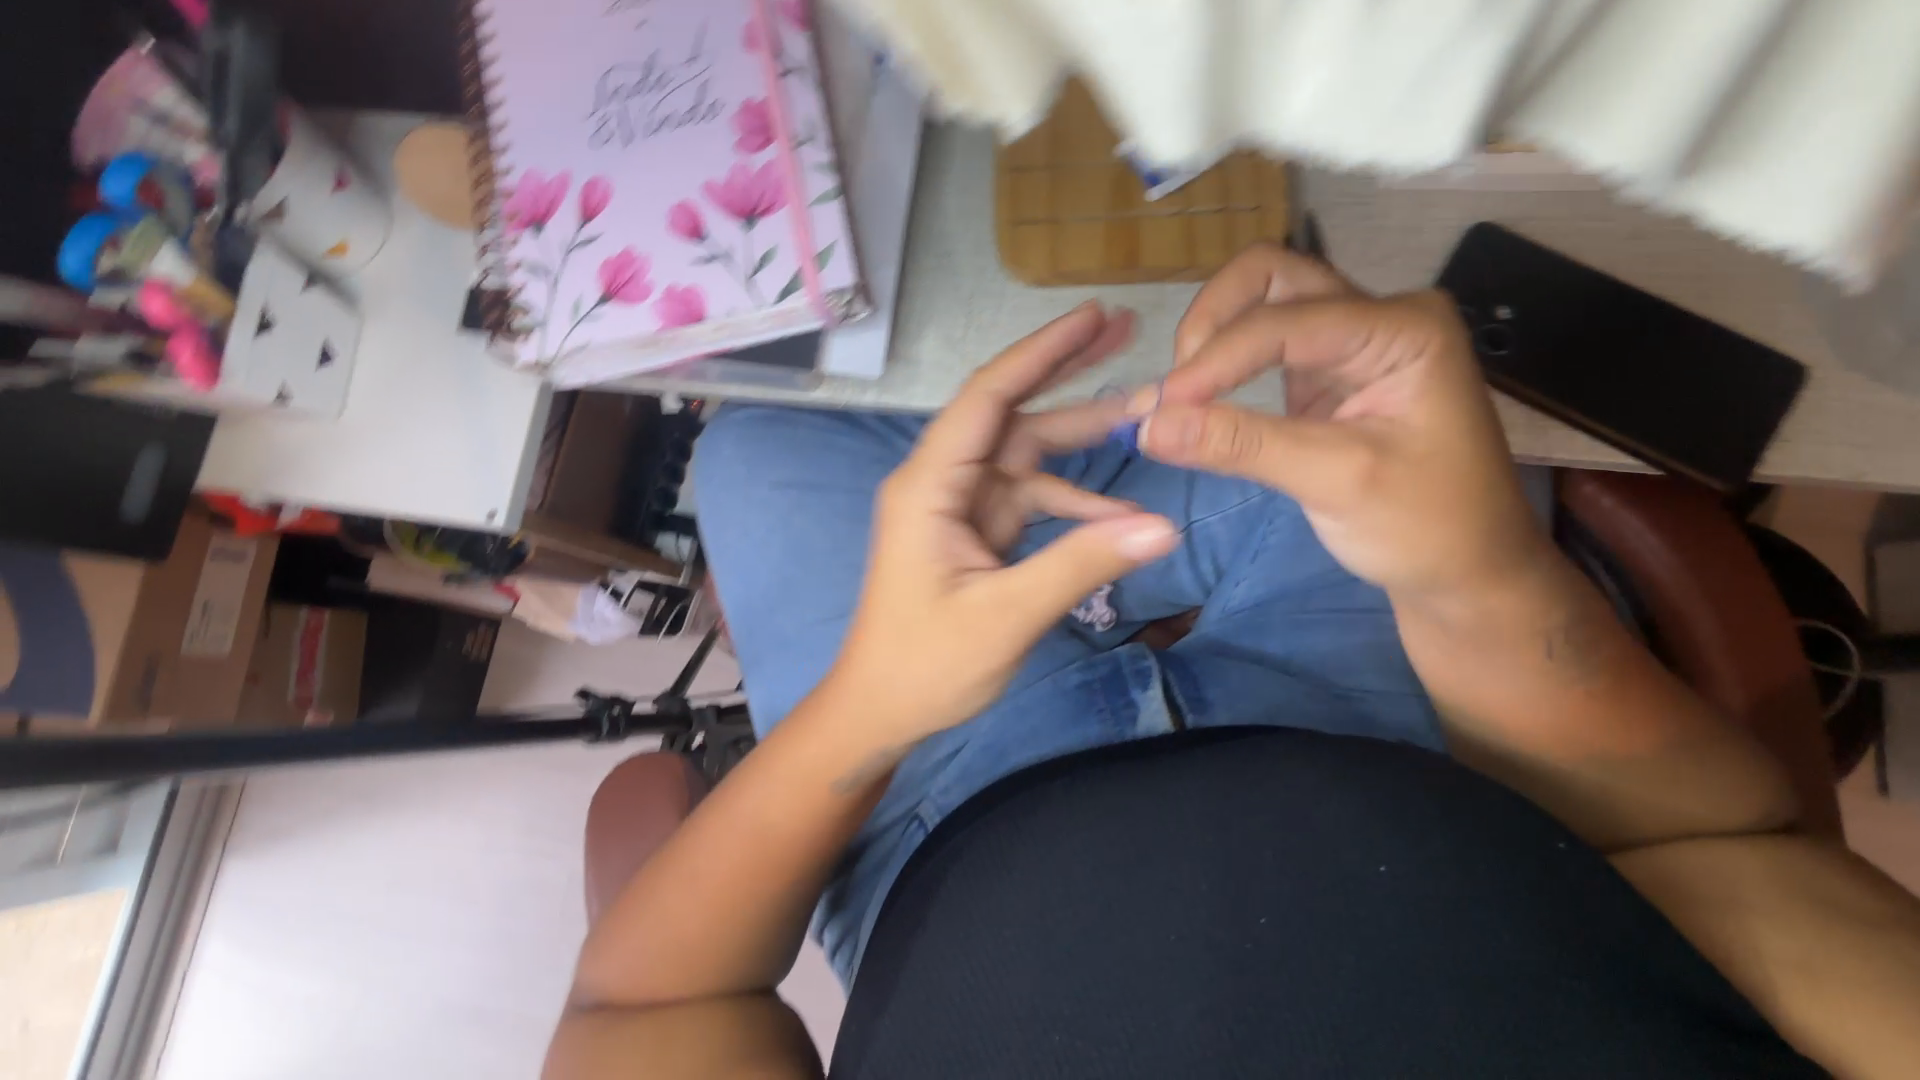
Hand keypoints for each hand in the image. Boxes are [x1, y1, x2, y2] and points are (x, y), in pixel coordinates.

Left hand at [822, 303, 1181, 746]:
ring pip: (1027, 457)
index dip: (1042, 352)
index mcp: (930, 485)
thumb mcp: (1007, 615)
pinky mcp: (976, 534)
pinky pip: (1031, 501)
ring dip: (1081, 441)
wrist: (881, 711)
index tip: (1096, 316)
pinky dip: (1073, 503)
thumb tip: (1162, 527)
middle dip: (1067, 375)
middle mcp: (942, 482)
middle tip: (1129, 333)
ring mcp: (960, 507)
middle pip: (1010, 412)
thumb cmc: (926, 665)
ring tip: (1147, 414)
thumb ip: (1082, 564)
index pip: (989, 396)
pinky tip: (1119, 516)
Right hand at [1139, 242, 1548, 599]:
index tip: (1156, 411)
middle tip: (1172, 389)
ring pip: (1263, 302)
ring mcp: (1350, 342)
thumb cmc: (1425, 526)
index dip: (1215, 361)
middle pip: (1271, 278)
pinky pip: (1264, 346)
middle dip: (1211, 324)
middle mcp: (1377, 316)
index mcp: (1403, 328)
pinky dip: (1223, 365)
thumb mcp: (1335, 482)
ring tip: (1178, 397)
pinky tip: (1198, 403)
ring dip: (1212, 339)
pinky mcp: (1326, 374)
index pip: (1285, 321)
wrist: (1468, 569)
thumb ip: (1243, 445)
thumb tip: (1148, 427)